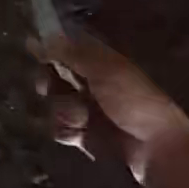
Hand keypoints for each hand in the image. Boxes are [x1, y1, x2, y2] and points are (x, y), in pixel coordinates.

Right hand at [47, 31, 188, 180]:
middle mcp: (89, 81)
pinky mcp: (83, 135)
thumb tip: (41, 36)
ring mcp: (86, 109)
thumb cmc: (134, 101)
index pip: (66, 46)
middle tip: (46, 87)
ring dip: (61, 109)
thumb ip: (71, 53)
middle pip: (53, 74)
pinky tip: (77, 133)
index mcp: (98, 60)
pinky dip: (65, 129)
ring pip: (54, 101)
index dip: (49, 47)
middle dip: (47, 80)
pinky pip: (59, 127)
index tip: (32, 49)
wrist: (156, 150)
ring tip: (79, 119)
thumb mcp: (104, 70)